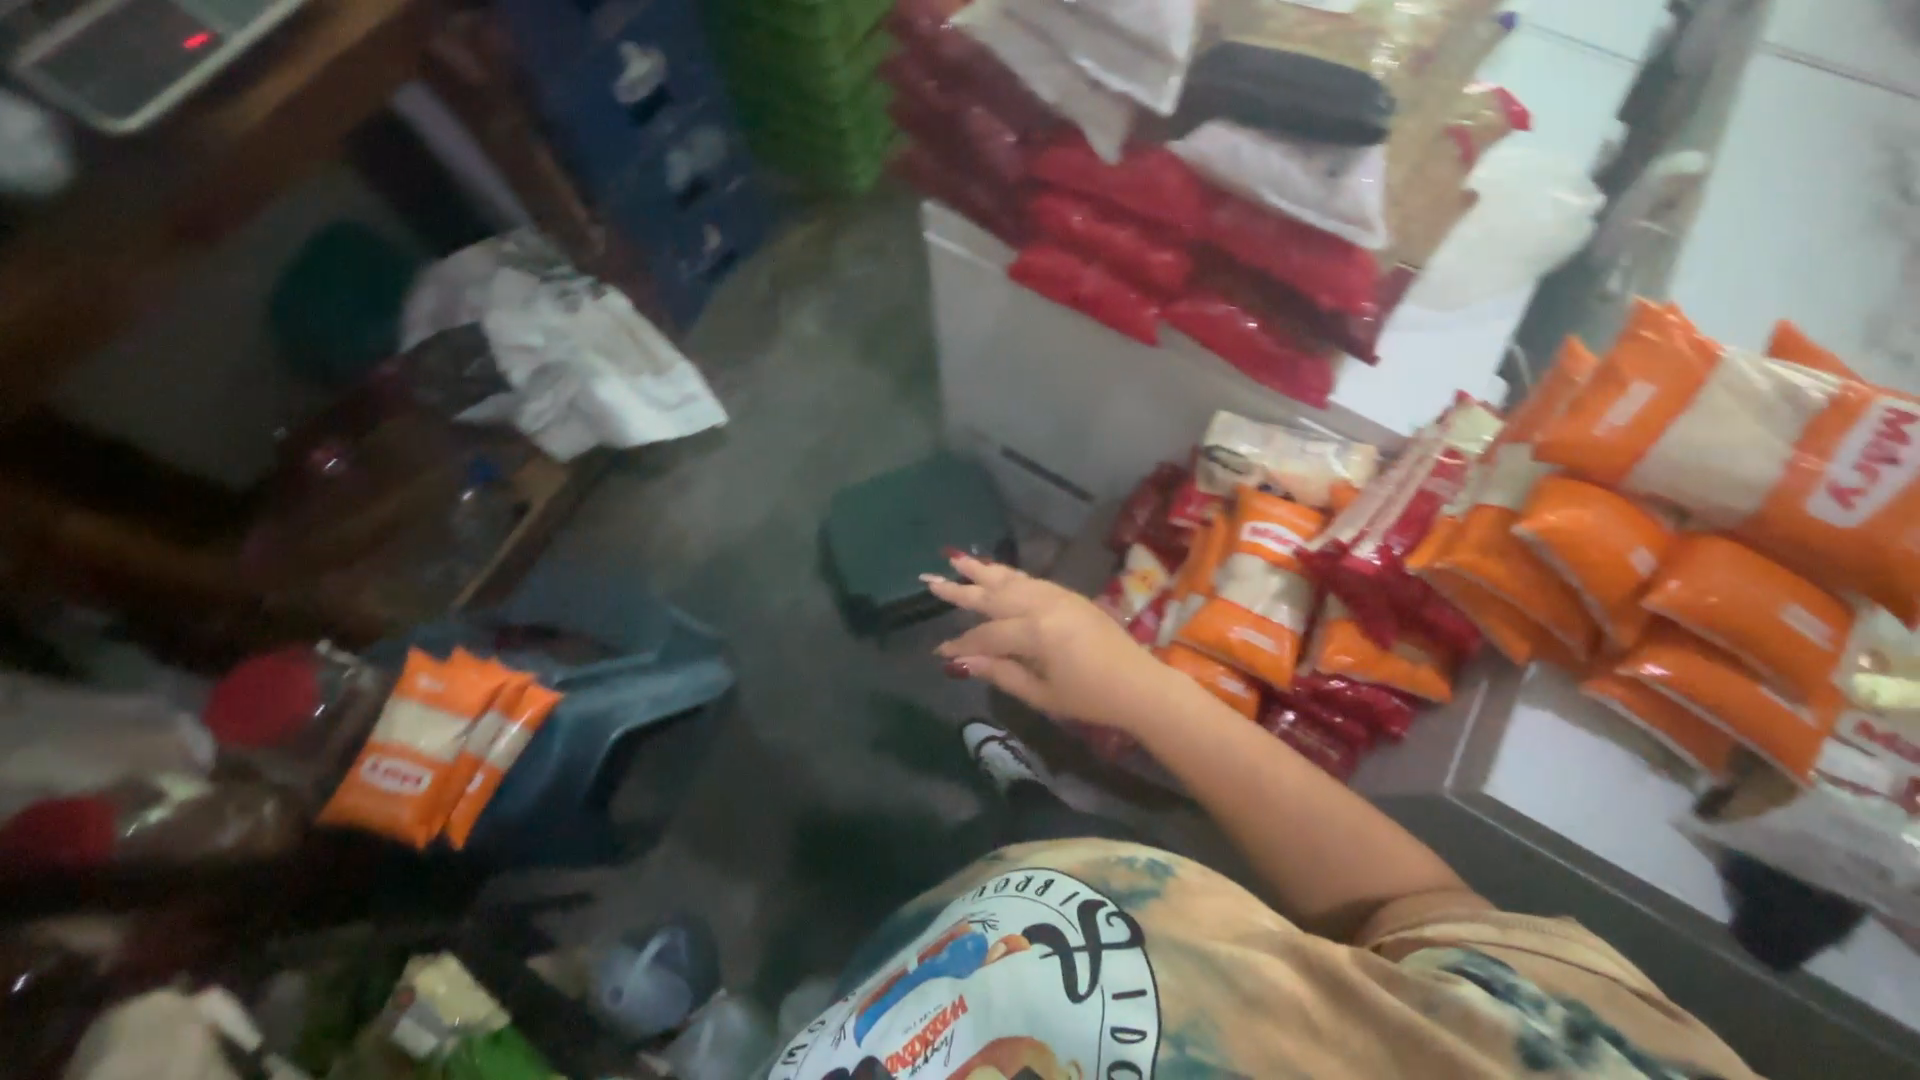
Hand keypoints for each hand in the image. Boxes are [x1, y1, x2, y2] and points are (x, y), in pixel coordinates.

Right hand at [927, 553, 1179, 733]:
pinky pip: (1031, 581)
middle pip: (994, 595)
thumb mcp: (1041, 694)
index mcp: (1036, 632)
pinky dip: (1009, 576)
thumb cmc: (1090, 698)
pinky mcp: (1069, 595)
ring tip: (956, 558)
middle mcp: (1044, 605)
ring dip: (983, 571)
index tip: (939, 653)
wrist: (1139, 684)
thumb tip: (960, 662)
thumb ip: (1000, 672)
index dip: (961, 645)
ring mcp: (1058, 596)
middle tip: (930, 580)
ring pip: (1012, 580)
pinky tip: (995, 573)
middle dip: (961, 589)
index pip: (986, 635)